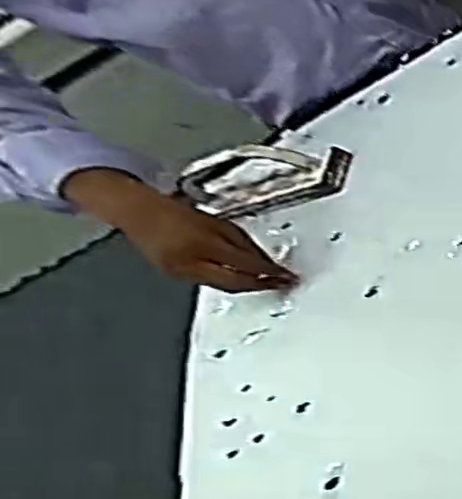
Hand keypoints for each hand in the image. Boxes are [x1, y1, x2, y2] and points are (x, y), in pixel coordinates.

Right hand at [63, 168, 296, 291]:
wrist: (134, 211)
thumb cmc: (178, 214)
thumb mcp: (222, 226)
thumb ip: (248, 247)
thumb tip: (272, 265)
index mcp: (202, 245)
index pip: (247, 265)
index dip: (272, 272)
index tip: (290, 276)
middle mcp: (188, 262)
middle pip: (237, 282)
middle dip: (264, 285)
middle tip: (284, 284)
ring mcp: (179, 272)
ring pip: (225, 286)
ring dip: (250, 287)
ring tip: (270, 284)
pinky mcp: (174, 276)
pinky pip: (211, 284)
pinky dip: (230, 283)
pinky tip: (244, 281)